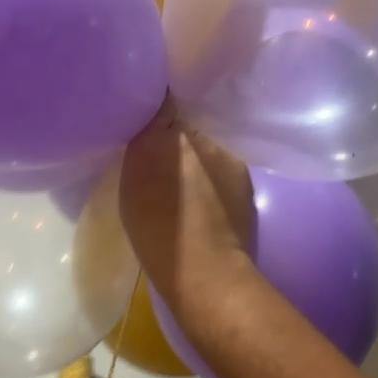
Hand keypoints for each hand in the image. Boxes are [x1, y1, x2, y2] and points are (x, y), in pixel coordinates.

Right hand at [118, 99, 256, 305]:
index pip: (164, 106)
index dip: (156, 115)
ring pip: (206, 151)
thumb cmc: (156, 228)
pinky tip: (207, 204)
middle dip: (175, 144)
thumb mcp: (133, 181)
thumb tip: (159, 112)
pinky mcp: (244, 178)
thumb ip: (145, 141)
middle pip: (185, 131)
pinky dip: (215, 180)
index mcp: (165, 134)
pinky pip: (223, 170)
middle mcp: (200, 137)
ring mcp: (226, 157)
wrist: (203, 270)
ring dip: (197, 163)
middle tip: (162, 167)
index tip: (147, 127)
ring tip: (187, 191)